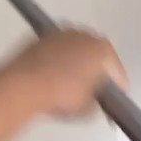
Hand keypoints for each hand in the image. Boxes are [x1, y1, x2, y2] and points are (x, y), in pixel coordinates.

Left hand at [0, 29, 125, 118]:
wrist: (24, 85)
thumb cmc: (60, 94)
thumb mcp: (88, 108)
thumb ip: (98, 101)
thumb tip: (94, 100)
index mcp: (102, 49)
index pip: (116, 70)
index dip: (117, 88)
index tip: (114, 99)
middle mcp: (84, 34)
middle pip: (97, 54)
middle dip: (96, 70)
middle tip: (93, 90)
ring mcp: (62, 33)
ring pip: (77, 49)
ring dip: (77, 62)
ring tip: (71, 83)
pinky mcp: (42, 36)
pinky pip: (58, 50)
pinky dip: (59, 60)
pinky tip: (54, 75)